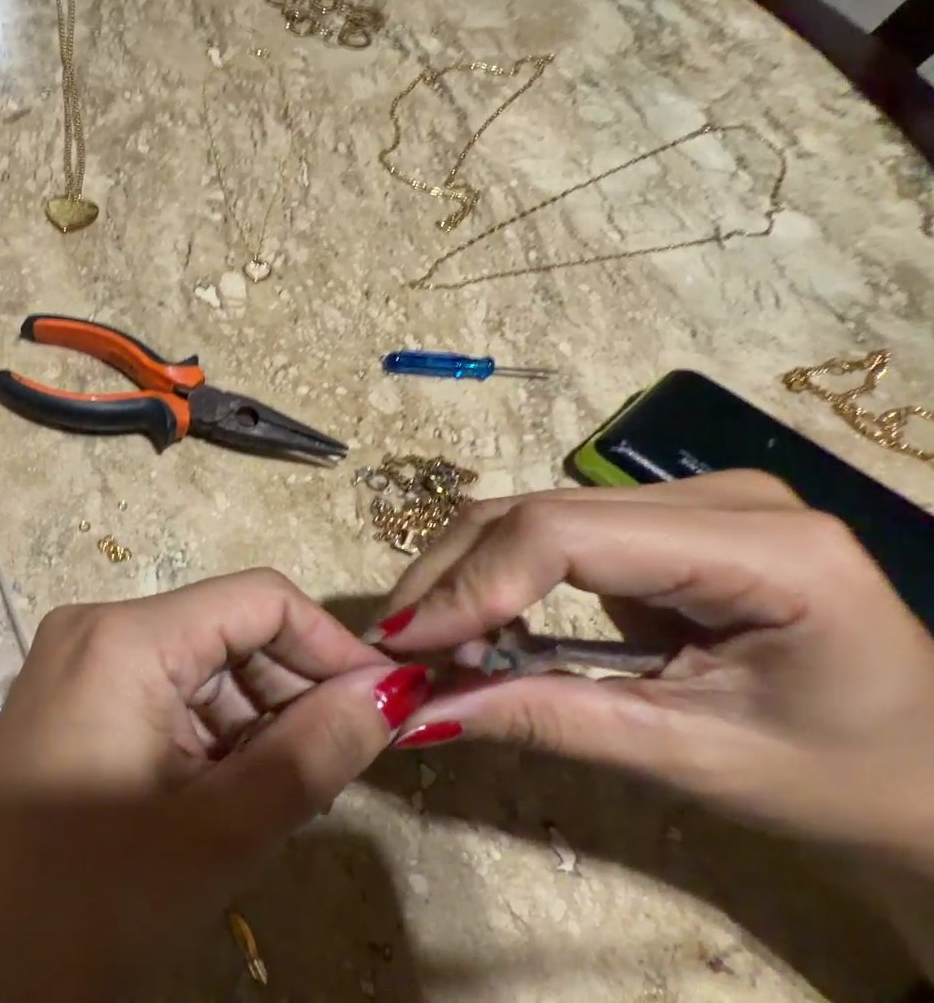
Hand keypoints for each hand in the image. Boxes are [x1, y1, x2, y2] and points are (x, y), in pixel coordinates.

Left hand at [0, 569, 428, 999]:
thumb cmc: (91, 895)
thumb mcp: (219, 829)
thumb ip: (314, 752)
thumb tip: (391, 692)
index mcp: (124, 635)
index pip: (258, 599)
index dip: (331, 646)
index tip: (386, 710)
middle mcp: (92, 629)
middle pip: (224, 631)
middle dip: (289, 691)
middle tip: (334, 770)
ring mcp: (71, 664)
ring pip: (194, 668)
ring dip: (249, 723)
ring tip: (273, 798)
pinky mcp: (64, 703)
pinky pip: (156, 695)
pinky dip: (204, 736)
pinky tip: (219, 797)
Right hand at [368, 470, 933, 871]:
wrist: (922, 774)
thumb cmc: (839, 778)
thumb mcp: (687, 755)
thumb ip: (546, 721)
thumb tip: (413, 713)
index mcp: (766, 548)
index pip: (564, 535)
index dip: (468, 586)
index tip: (403, 648)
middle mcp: (720, 497)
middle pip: (531, 514)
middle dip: (446, 581)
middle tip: (395, 651)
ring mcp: (689, 501)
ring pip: (523, 516)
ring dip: (459, 579)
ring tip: (427, 645)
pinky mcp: (660, 522)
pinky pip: (544, 534)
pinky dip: (490, 579)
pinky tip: (472, 627)